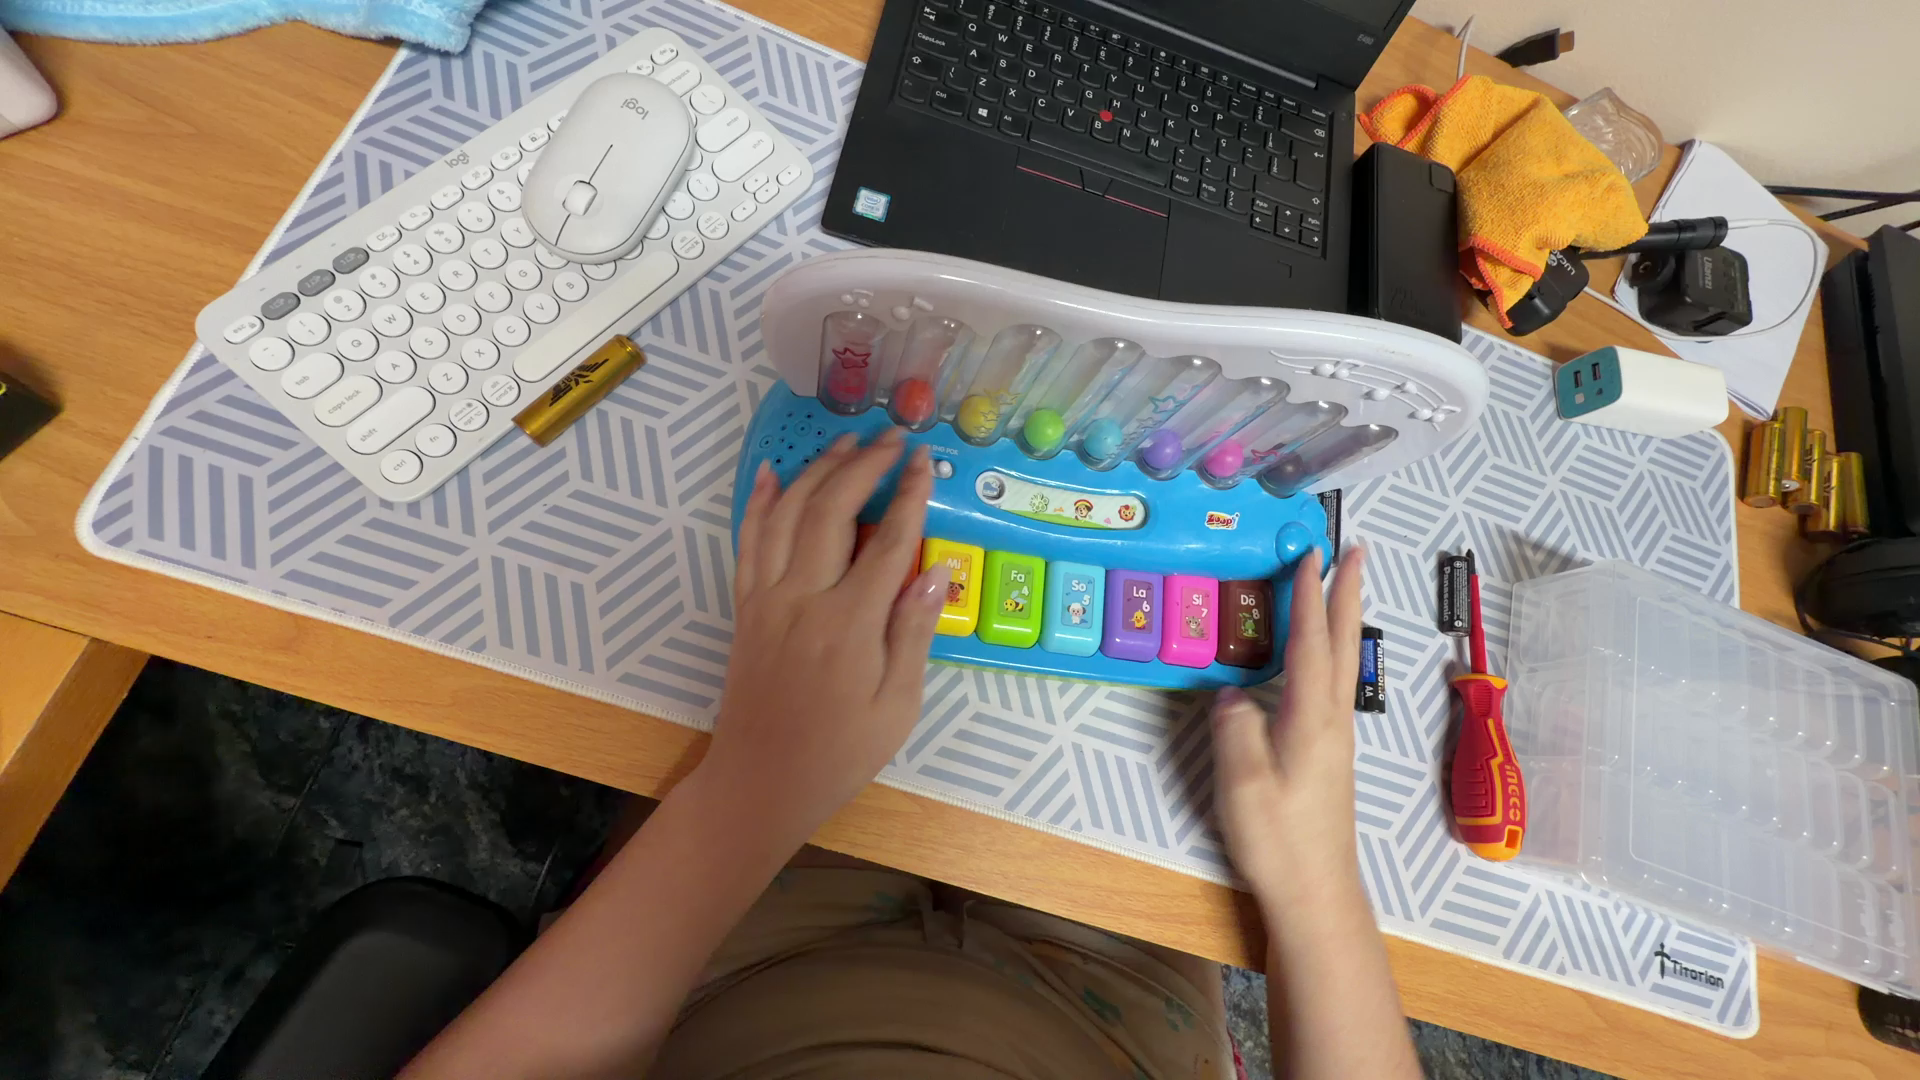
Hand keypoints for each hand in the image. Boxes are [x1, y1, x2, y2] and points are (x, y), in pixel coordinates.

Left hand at [696, 429, 948, 846]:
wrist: (759, 783)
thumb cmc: (839, 753)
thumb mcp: (895, 705)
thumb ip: (913, 632)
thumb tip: (936, 570)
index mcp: (848, 623)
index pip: (887, 541)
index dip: (909, 496)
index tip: (924, 461)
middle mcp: (802, 597)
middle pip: (832, 510)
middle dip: (864, 466)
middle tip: (893, 437)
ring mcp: (766, 597)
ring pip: (787, 513)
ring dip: (817, 471)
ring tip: (846, 442)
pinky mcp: (745, 606)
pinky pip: (748, 540)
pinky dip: (759, 501)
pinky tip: (771, 473)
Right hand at [1210, 547, 1366, 915]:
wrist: (1316, 891)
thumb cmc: (1278, 837)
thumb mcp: (1244, 781)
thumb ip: (1237, 727)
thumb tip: (1232, 691)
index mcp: (1312, 718)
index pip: (1311, 643)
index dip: (1309, 596)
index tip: (1311, 553)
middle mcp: (1331, 718)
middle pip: (1343, 643)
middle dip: (1348, 593)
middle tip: (1357, 551)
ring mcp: (1334, 735)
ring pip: (1342, 661)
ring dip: (1342, 617)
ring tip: (1340, 586)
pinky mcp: (1327, 750)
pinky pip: (1332, 681)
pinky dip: (1331, 648)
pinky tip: (1318, 653)